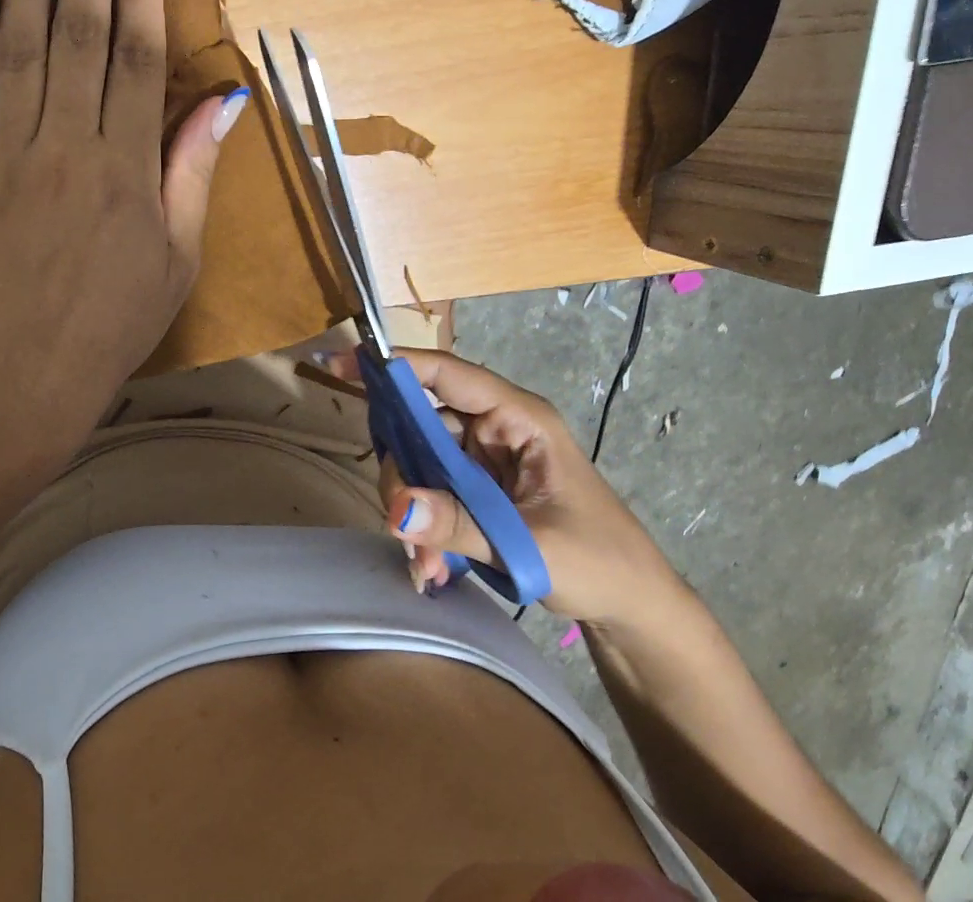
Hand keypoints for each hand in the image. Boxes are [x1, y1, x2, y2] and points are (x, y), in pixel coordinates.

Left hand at [0, 0, 250, 433]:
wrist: (33, 377)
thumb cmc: (117, 324)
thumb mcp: (178, 257)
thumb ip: (193, 170)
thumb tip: (225, 100)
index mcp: (126, 169)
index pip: (135, 55)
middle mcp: (66, 150)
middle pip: (75, 32)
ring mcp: (5, 163)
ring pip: (15, 52)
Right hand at [342, 348, 688, 625]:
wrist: (629, 607)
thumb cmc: (599, 563)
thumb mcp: (527, 544)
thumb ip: (458, 524)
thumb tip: (394, 508)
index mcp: (521, 420)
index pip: (449, 376)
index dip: (397, 367)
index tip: (343, 364)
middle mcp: (496, 431)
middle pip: (421, 427)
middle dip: (403, 476)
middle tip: (397, 523)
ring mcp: (483, 462)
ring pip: (419, 466)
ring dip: (412, 513)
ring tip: (427, 564)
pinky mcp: (475, 492)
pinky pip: (429, 496)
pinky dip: (422, 530)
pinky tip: (432, 569)